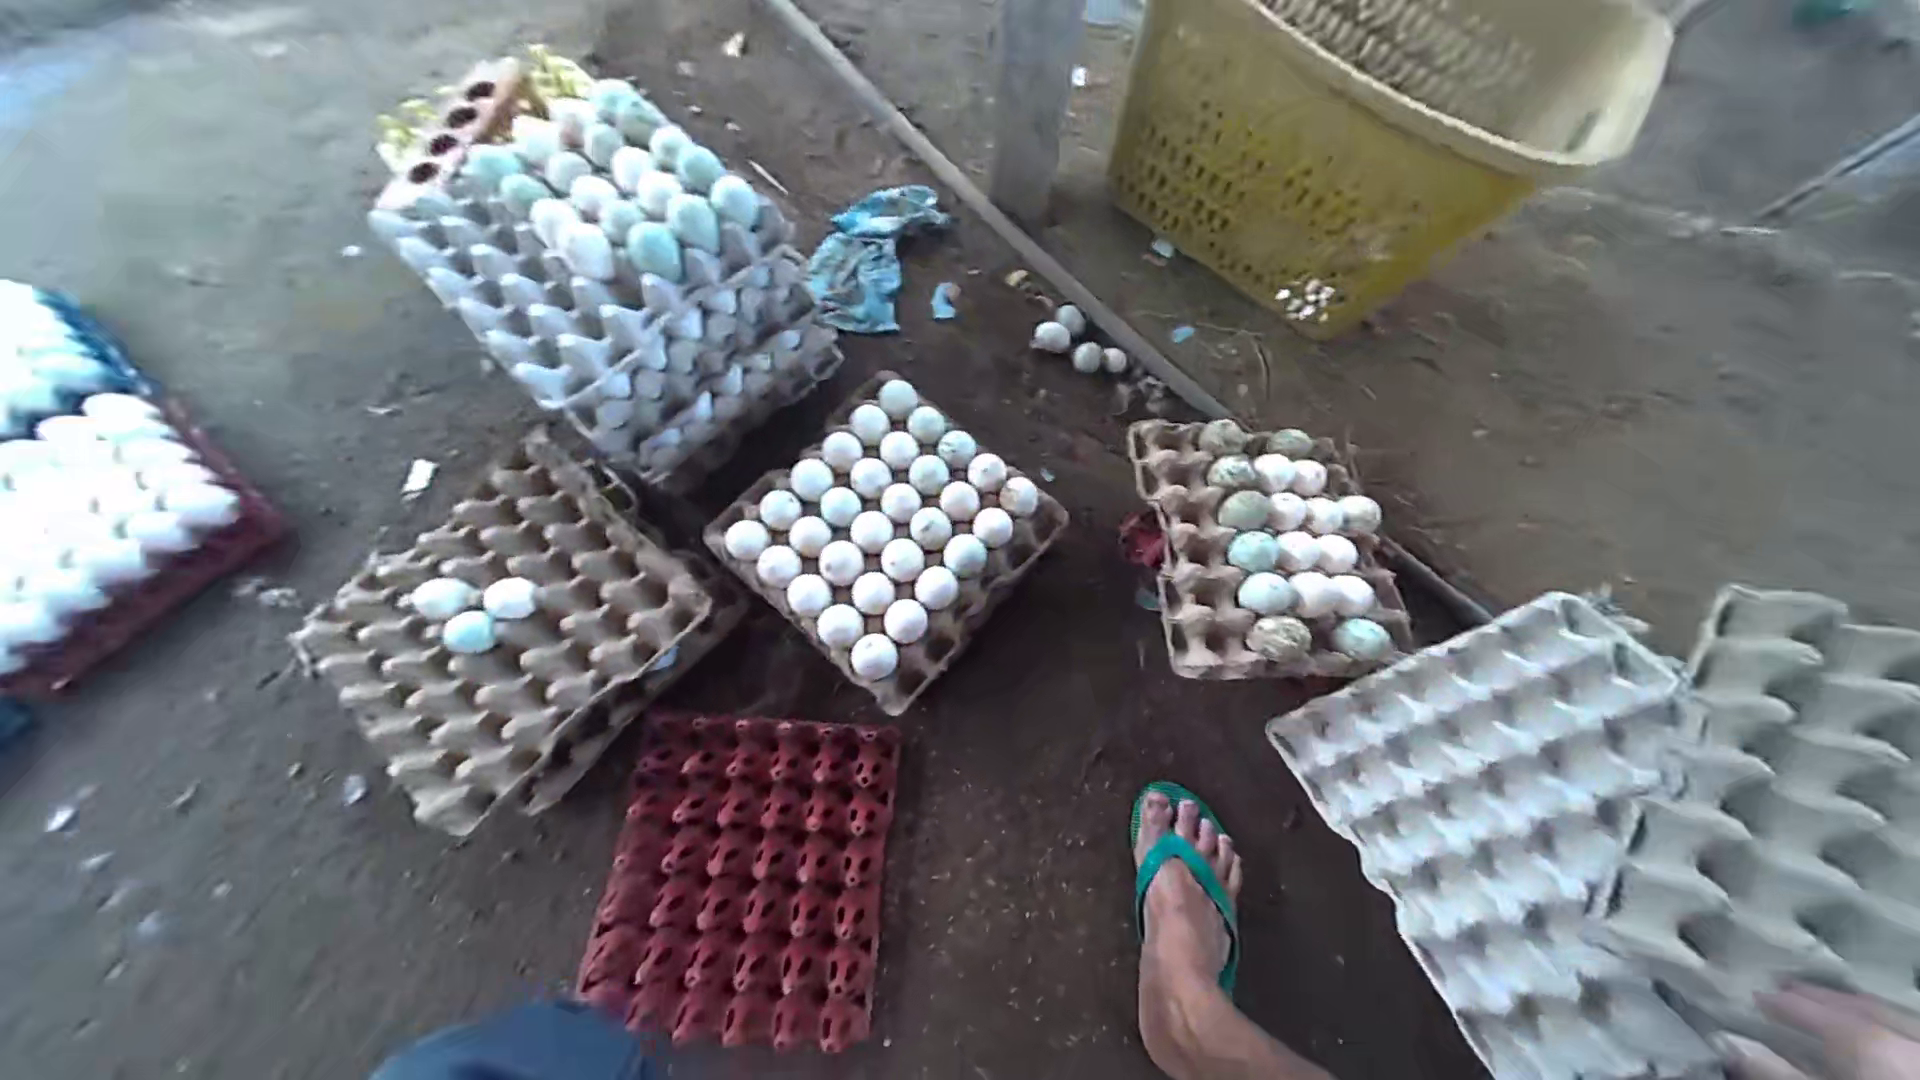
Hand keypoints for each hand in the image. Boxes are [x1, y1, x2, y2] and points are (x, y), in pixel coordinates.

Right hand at [1722, 984, 1919, 1079]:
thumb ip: (1776, 1074)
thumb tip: (1729, 1043)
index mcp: (1868, 1043)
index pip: (1809, 1010)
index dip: (1779, 1004)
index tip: (1757, 999)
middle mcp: (1911, 1042)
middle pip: (1868, 1010)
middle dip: (1830, 1000)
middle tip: (1796, 991)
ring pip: (1908, 1022)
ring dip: (1874, 1013)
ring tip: (1849, 1011)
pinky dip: (1907, 1034)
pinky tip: (1900, 1041)